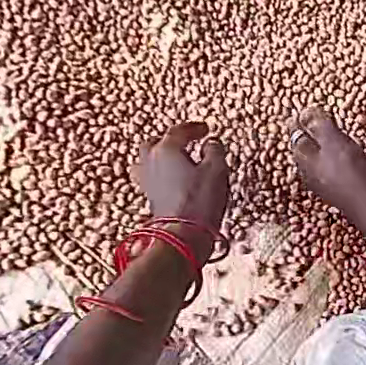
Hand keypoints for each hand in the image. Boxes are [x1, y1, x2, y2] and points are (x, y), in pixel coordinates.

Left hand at [138, 121, 229, 257]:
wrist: (183, 236)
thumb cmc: (199, 202)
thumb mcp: (217, 170)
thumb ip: (215, 151)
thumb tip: (212, 144)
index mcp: (165, 150)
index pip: (179, 131)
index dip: (194, 129)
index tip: (205, 130)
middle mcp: (151, 163)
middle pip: (154, 144)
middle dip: (170, 141)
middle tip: (185, 143)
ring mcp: (148, 183)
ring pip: (149, 162)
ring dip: (162, 159)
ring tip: (176, 162)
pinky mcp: (152, 201)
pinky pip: (153, 181)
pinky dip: (163, 177)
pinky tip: (175, 183)